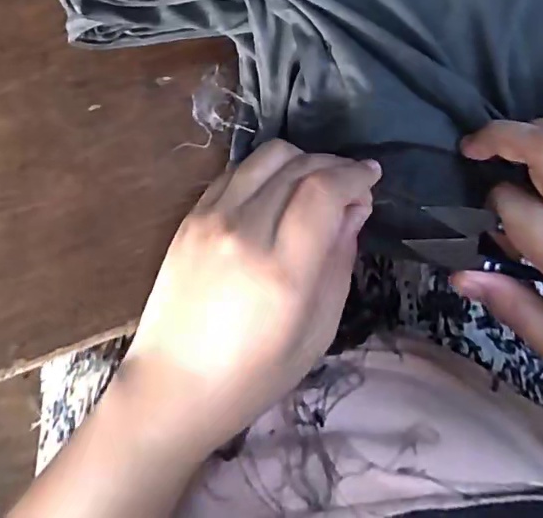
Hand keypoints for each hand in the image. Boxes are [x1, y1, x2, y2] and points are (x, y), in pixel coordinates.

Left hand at [114, 139, 379, 459]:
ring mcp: (212, 218)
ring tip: (315, 181)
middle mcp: (245, 232)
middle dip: (335, 166)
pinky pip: (239, 169)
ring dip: (302, 158)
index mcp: (282, 270)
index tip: (372, 176)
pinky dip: (268, 169)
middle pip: (299, 166)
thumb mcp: (318, 329)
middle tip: (351, 183)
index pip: (324, 190)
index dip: (355, 174)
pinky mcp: (191, 215)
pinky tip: (277, 190)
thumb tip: (355, 207)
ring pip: (268, 155)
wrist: (171, 387)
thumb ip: (340, 260)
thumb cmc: (254, 375)